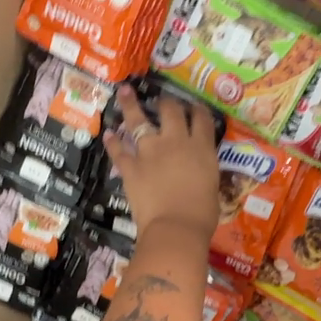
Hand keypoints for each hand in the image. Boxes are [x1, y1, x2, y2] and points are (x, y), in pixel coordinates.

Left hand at [106, 86, 218, 243]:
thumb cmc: (202, 214)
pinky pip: (119, 150)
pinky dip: (112, 142)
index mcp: (201, 148)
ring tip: (124, 92)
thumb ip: (204, 172)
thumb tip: (200, 171)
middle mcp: (175, 141)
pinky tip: (108, 133)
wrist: (176, 228)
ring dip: (130, 104)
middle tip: (163, 100)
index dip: (197, 108)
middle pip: (170, 110)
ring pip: (137, 120)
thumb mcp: (212, 187)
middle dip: (167, 102)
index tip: (194, 105)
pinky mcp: (130, 166)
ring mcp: (149, 151)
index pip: (201, 118)